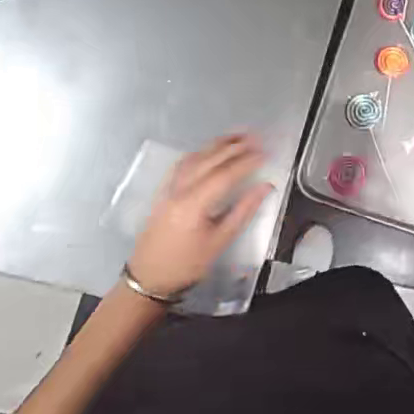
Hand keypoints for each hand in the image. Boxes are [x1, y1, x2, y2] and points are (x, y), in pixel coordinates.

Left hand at [128, 134, 273, 295]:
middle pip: (209, 161)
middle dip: (233, 147)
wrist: (149, 277)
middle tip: (255, 137)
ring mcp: (169, 188)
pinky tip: (208, 151)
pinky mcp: (163, 192)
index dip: (246, 162)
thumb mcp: (219, 243)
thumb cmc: (187, 265)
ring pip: (194, 158)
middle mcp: (180, 190)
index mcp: (194, 204)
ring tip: (236, 136)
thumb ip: (242, 212)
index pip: (224, 174)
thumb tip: (264, 187)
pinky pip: (182, 164)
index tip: (264, 153)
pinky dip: (199, 153)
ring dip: (216, 145)